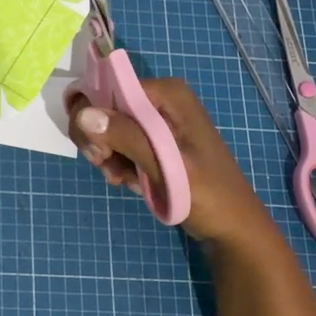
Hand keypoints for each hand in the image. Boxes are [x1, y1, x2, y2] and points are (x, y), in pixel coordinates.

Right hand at [68, 76, 277, 244]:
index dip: (94, 119)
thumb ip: (127, 137)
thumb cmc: (208, 195)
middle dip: (100, 141)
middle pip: (105, 108)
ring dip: (109, 157)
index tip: (99, 154)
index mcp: (167, 93)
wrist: (232, 226)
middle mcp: (160, 99)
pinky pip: (120, 143)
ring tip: (126, 180)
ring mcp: (157, 119)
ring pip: (108, 129)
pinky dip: (119, 163)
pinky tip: (132, 181)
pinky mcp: (154, 139)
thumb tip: (83, 113)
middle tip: (111, 169)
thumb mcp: (166, 166)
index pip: (108, 89)